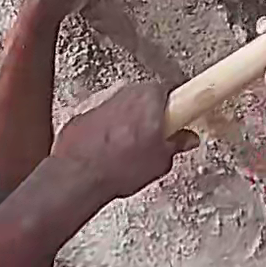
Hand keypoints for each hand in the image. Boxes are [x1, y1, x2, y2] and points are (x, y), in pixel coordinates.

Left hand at [52, 82, 197, 201]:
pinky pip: (103, 117)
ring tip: (130, 150)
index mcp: (151, 98)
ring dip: (128, 121)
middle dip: (152, 114)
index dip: (177, 104)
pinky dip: (107, 129)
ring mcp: (104, 100)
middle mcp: (127, 92)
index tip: (181, 113)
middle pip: (147, 96)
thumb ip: (176, 145)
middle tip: (156, 137)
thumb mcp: (160, 161)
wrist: (79, 175)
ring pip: (123, 106)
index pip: (172, 90)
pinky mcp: (85, 113)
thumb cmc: (120, 167)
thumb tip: (186, 140)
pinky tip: (108, 151)